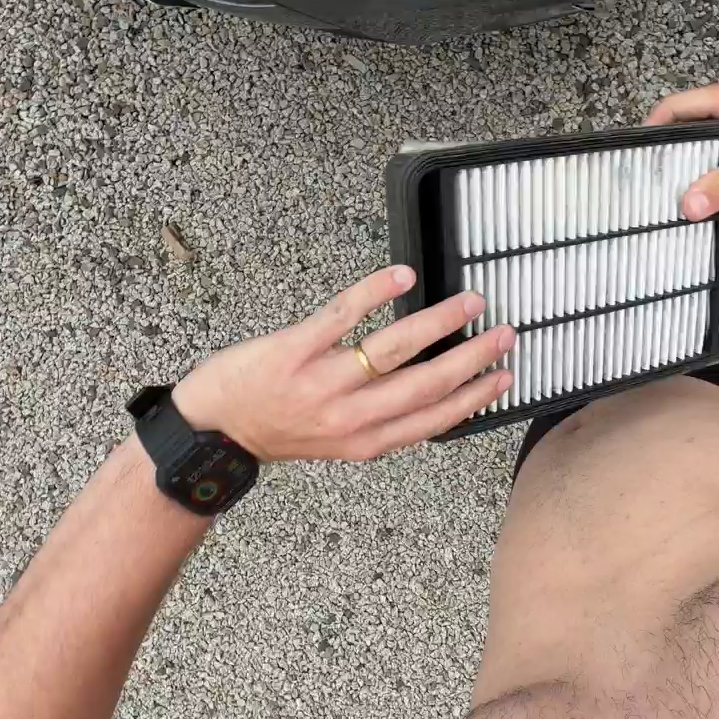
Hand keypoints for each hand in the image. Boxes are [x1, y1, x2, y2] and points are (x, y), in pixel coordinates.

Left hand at [170, 266, 514, 462]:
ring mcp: (324, 382)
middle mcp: (351, 416)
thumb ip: (380, 422)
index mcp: (366, 441)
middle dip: (473, 358)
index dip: (475, 397)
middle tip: (504, 333)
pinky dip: (376, 292)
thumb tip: (428, 391)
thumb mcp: (337, 442)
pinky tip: (403, 275)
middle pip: (427, 384)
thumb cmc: (276, 430)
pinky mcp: (296, 351)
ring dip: (440, 322)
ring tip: (471, 302)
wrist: (213, 430)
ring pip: (396, 349)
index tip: (504, 376)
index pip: (434, 419)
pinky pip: (344, 316)